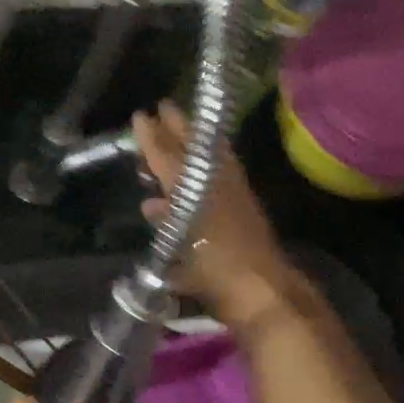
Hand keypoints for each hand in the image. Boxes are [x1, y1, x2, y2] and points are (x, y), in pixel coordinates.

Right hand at [131, 101, 298, 326]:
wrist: (261, 293)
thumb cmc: (217, 271)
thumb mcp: (182, 245)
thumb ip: (168, 222)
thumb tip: (151, 204)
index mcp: (198, 190)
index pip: (171, 156)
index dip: (154, 138)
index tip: (141, 116)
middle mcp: (216, 188)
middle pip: (194, 153)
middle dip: (177, 132)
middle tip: (162, 109)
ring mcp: (231, 200)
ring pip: (206, 166)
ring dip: (187, 152)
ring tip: (169, 140)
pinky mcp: (239, 216)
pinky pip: (214, 185)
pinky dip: (197, 178)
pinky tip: (189, 185)